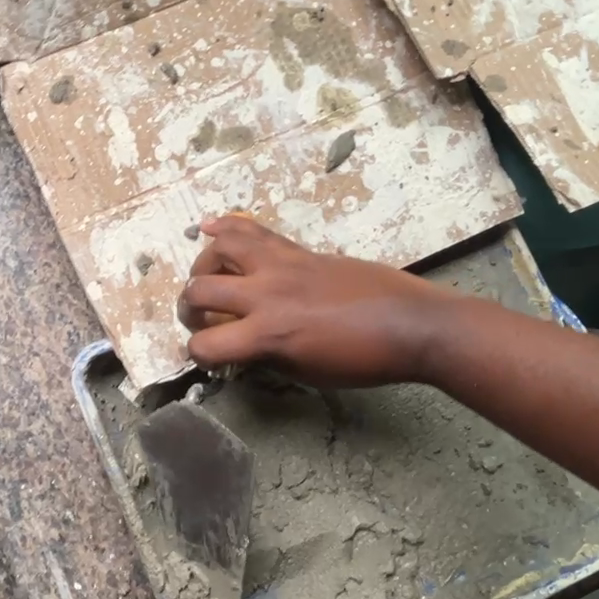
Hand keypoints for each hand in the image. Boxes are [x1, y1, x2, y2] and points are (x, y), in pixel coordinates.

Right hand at [177, 215, 458, 387]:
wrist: (410, 324)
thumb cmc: (361, 360)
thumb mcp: (306, 372)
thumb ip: (265, 357)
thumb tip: (241, 349)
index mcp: (268, 333)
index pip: (207, 345)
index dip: (198, 355)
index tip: (208, 358)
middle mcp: (265, 293)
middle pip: (200, 290)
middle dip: (188, 308)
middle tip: (198, 318)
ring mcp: (281, 265)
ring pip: (221, 248)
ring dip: (204, 265)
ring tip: (208, 276)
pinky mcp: (298, 250)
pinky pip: (255, 230)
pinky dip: (227, 226)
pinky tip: (209, 227)